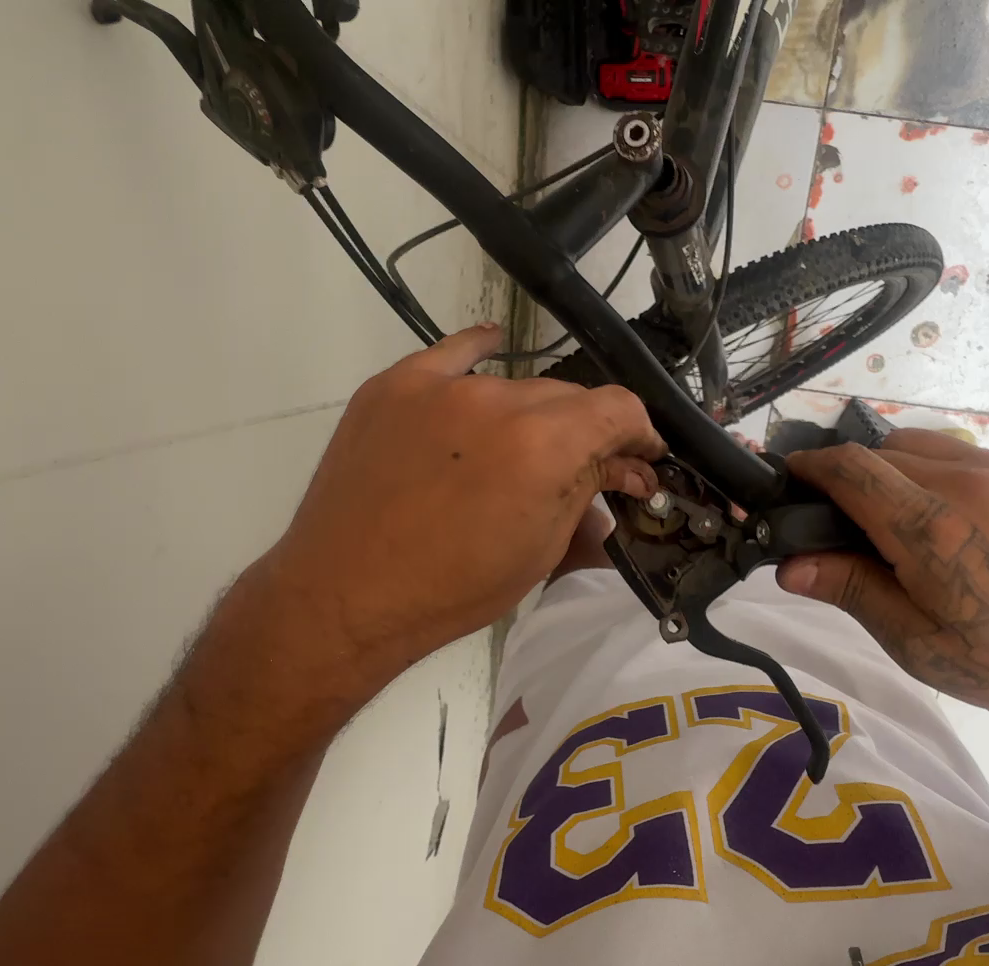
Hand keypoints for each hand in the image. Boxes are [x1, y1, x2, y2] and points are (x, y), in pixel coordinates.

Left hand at [256, 325, 664, 677]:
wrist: (347, 593)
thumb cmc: (453, 589)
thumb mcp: (540, 550)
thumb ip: (587, 494)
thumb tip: (622, 470)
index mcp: (544, 446)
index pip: (618, 409)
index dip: (641, 433)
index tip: (642, 457)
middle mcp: (500, 400)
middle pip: (570, 396)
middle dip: (588, 431)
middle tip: (586, 467)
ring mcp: (443, 386)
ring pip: (517, 385)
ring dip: (536, 414)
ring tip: (523, 448)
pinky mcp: (397, 384)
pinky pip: (454, 352)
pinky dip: (481, 354)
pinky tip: (494, 350)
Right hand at [778, 430, 988, 729]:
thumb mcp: (923, 645)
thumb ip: (855, 593)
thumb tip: (790, 566)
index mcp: (931, 528)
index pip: (849, 468)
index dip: (808, 466)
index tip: (786, 478)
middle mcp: (965, 480)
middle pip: (879, 448)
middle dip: (846, 473)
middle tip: (837, 518)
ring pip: (920, 444)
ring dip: (889, 468)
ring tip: (891, 518)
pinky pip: (961, 454)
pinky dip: (932, 471)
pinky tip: (947, 517)